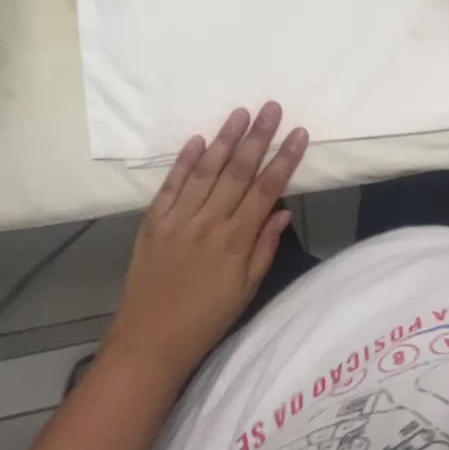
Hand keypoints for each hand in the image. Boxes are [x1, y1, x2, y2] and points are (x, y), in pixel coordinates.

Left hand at [106, 102, 308, 375]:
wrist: (150, 341)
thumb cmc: (206, 319)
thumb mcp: (245, 290)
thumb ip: (264, 248)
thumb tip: (281, 212)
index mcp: (235, 241)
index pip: (266, 190)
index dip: (284, 159)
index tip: (298, 133)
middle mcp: (208, 223)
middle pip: (237, 171)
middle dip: (257, 137)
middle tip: (271, 108)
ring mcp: (178, 219)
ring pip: (206, 171)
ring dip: (224, 139)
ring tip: (240, 112)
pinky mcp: (153, 222)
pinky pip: (171, 185)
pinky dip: (184, 161)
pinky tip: (197, 139)